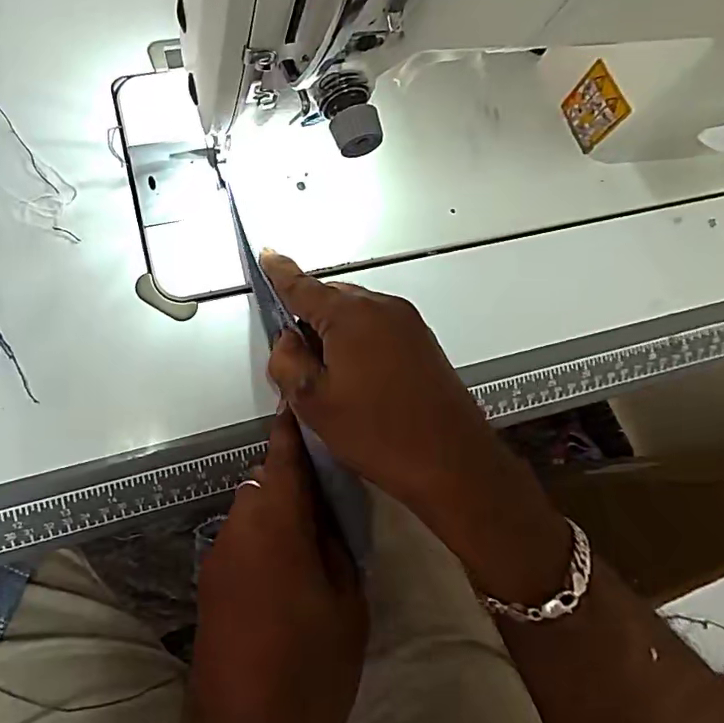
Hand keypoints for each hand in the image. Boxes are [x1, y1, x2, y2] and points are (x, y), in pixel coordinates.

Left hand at [175, 410, 366, 722]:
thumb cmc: (306, 665)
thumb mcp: (346, 606)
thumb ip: (336, 545)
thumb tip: (328, 510)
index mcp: (274, 519)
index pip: (283, 454)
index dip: (294, 424)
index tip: (304, 397)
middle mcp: (240, 522)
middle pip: (269, 479)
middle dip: (298, 474)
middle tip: (336, 487)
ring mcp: (220, 548)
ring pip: (256, 507)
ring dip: (283, 506)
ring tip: (320, 531)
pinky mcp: (212, 575)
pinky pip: (245, 534)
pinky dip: (267, 532)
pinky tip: (292, 562)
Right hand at [259, 251, 573, 604]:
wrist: (454, 466)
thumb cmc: (384, 435)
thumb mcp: (313, 402)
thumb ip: (286, 360)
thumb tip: (287, 341)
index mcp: (350, 316)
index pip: (302, 285)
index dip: (279, 271)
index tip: (269, 256)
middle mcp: (382, 309)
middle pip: (330, 298)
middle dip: (308, 320)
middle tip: (297, 362)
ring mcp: (407, 323)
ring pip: (354, 314)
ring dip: (335, 334)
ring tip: (331, 381)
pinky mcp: (422, 341)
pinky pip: (377, 327)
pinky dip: (359, 342)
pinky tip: (358, 382)